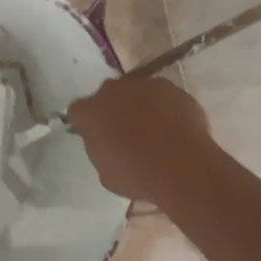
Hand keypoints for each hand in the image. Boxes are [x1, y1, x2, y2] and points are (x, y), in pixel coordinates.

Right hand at [69, 75, 211, 202]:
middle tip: (126, 134)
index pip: (78, 112)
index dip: (87, 125)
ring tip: (155, 132)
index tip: (97, 139)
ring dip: (139, 106)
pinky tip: (174, 128)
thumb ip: (101, 152)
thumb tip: (108, 147)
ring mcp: (142, 84)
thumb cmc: (138, 176)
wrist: (183, 166)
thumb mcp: (107, 175)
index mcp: (89, 112)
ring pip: (135, 92)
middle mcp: (111, 90)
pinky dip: (164, 107)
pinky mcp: (170, 87)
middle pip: (107, 96)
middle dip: (113, 111)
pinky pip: (161, 96)